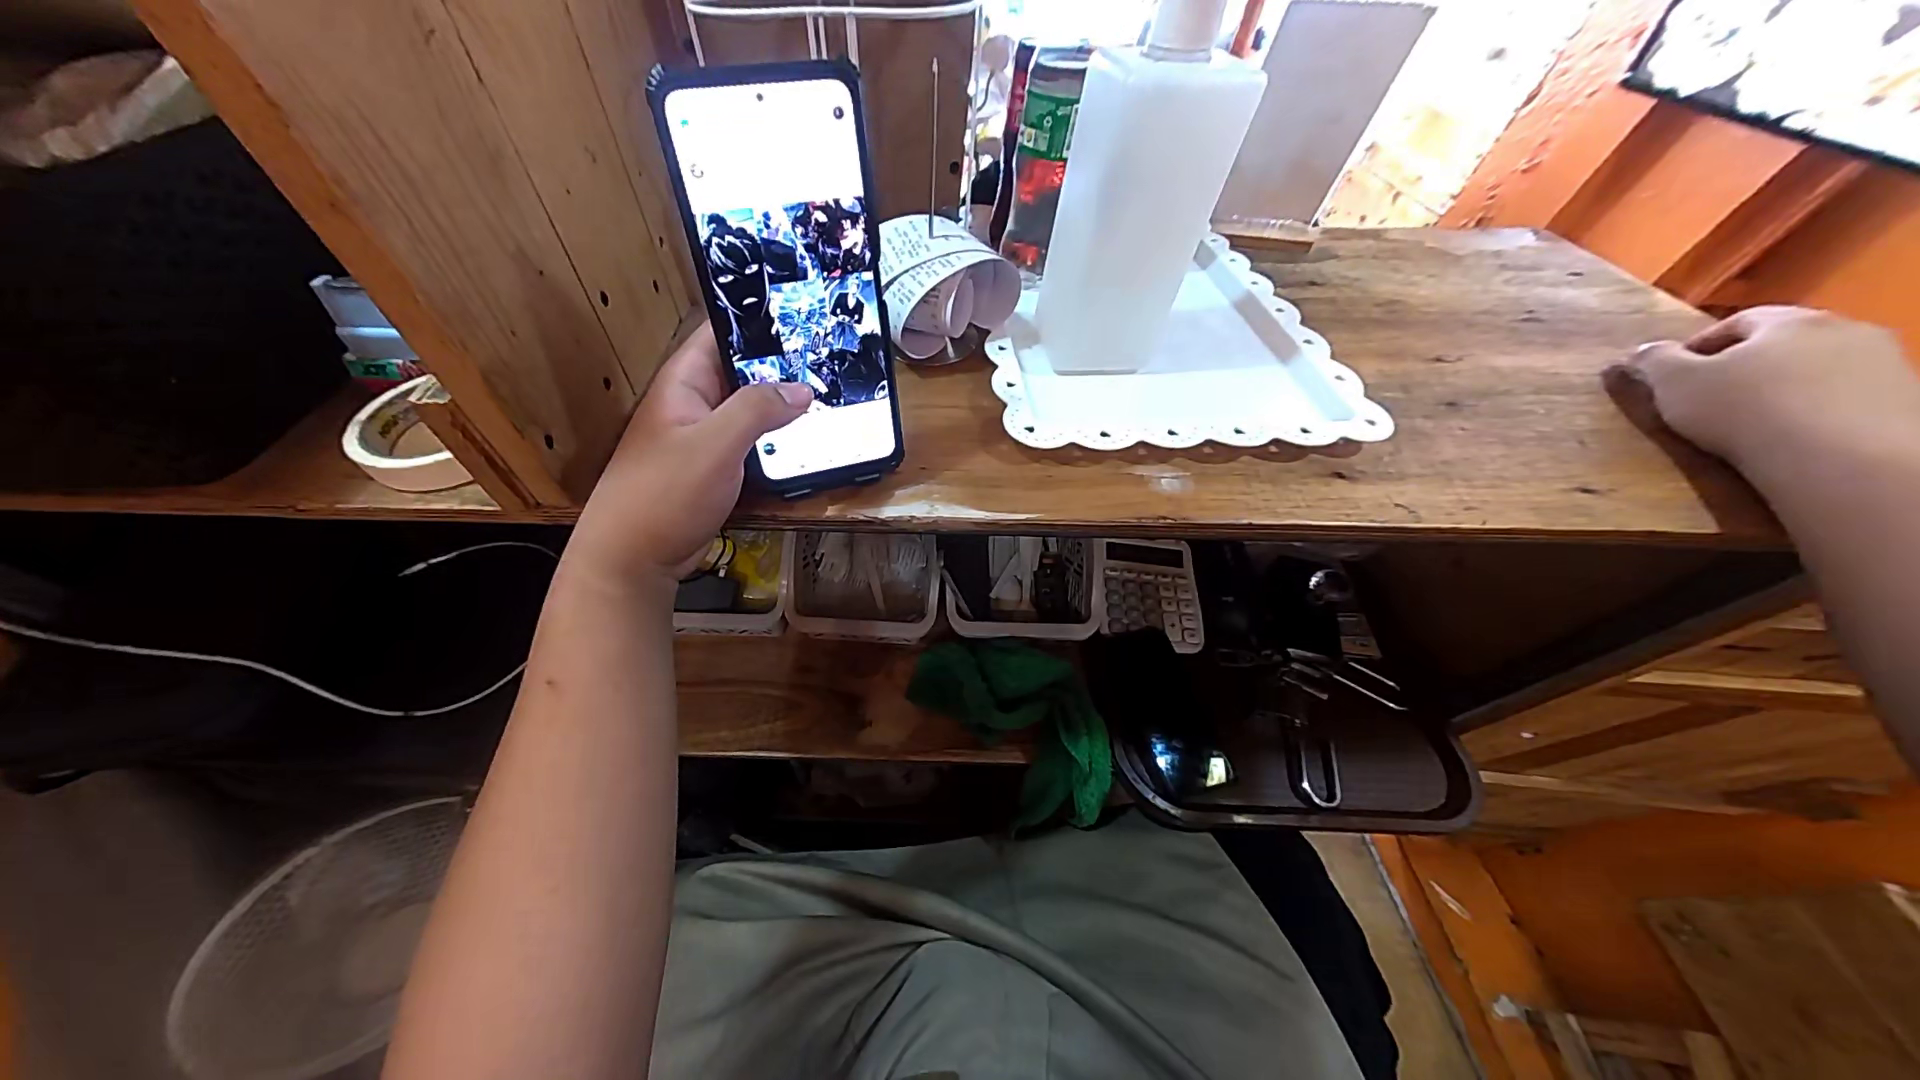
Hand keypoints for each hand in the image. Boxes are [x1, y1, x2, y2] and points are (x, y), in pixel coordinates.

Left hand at [568, 328, 810, 587]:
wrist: (635, 559)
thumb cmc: (663, 494)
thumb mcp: (714, 445)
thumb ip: (757, 410)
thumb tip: (802, 388)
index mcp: (684, 382)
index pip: (720, 333)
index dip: (756, 319)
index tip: (804, 312)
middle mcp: (696, 403)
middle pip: (743, 371)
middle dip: (782, 365)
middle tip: (831, 356)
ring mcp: (707, 436)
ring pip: (752, 409)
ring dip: (784, 405)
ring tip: (832, 392)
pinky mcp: (719, 466)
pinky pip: (754, 442)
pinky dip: (778, 439)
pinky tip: (809, 438)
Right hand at [1618, 305, 1919, 471]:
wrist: (1842, 457)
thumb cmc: (1743, 410)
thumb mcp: (1675, 384)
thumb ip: (1654, 362)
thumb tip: (1642, 351)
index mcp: (1790, 321)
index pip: (1737, 322)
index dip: (1698, 347)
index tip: (1672, 377)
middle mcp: (1846, 330)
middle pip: (1782, 344)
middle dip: (1746, 367)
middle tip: (1711, 400)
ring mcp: (1884, 364)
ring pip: (1817, 370)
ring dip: (1785, 389)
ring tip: (1754, 423)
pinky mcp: (1904, 400)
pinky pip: (1845, 398)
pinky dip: (1817, 411)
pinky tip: (1795, 436)